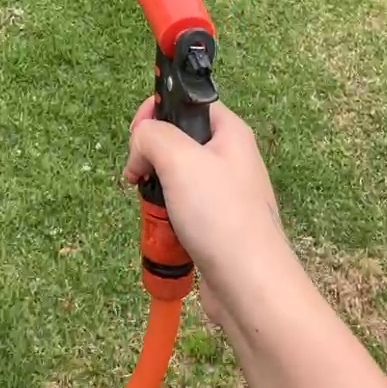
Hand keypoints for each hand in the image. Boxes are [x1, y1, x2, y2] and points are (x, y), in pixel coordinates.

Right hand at [121, 97, 284, 276]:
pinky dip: (165, 214)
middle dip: (150, 154)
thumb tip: (140, 148)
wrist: (248, 284)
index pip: (189, 103)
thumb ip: (151, 135)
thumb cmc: (219, 214)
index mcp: (230, 133)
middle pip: (176, 140)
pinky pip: (180, 206)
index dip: (158, 111)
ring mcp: (223, 193)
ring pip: (174, 176)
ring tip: (152, 204)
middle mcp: (230, 158)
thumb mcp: (179, 158)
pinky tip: (163, 226)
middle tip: (140, 173)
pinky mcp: (214, 224)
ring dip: (155, 188)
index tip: (137, 135)